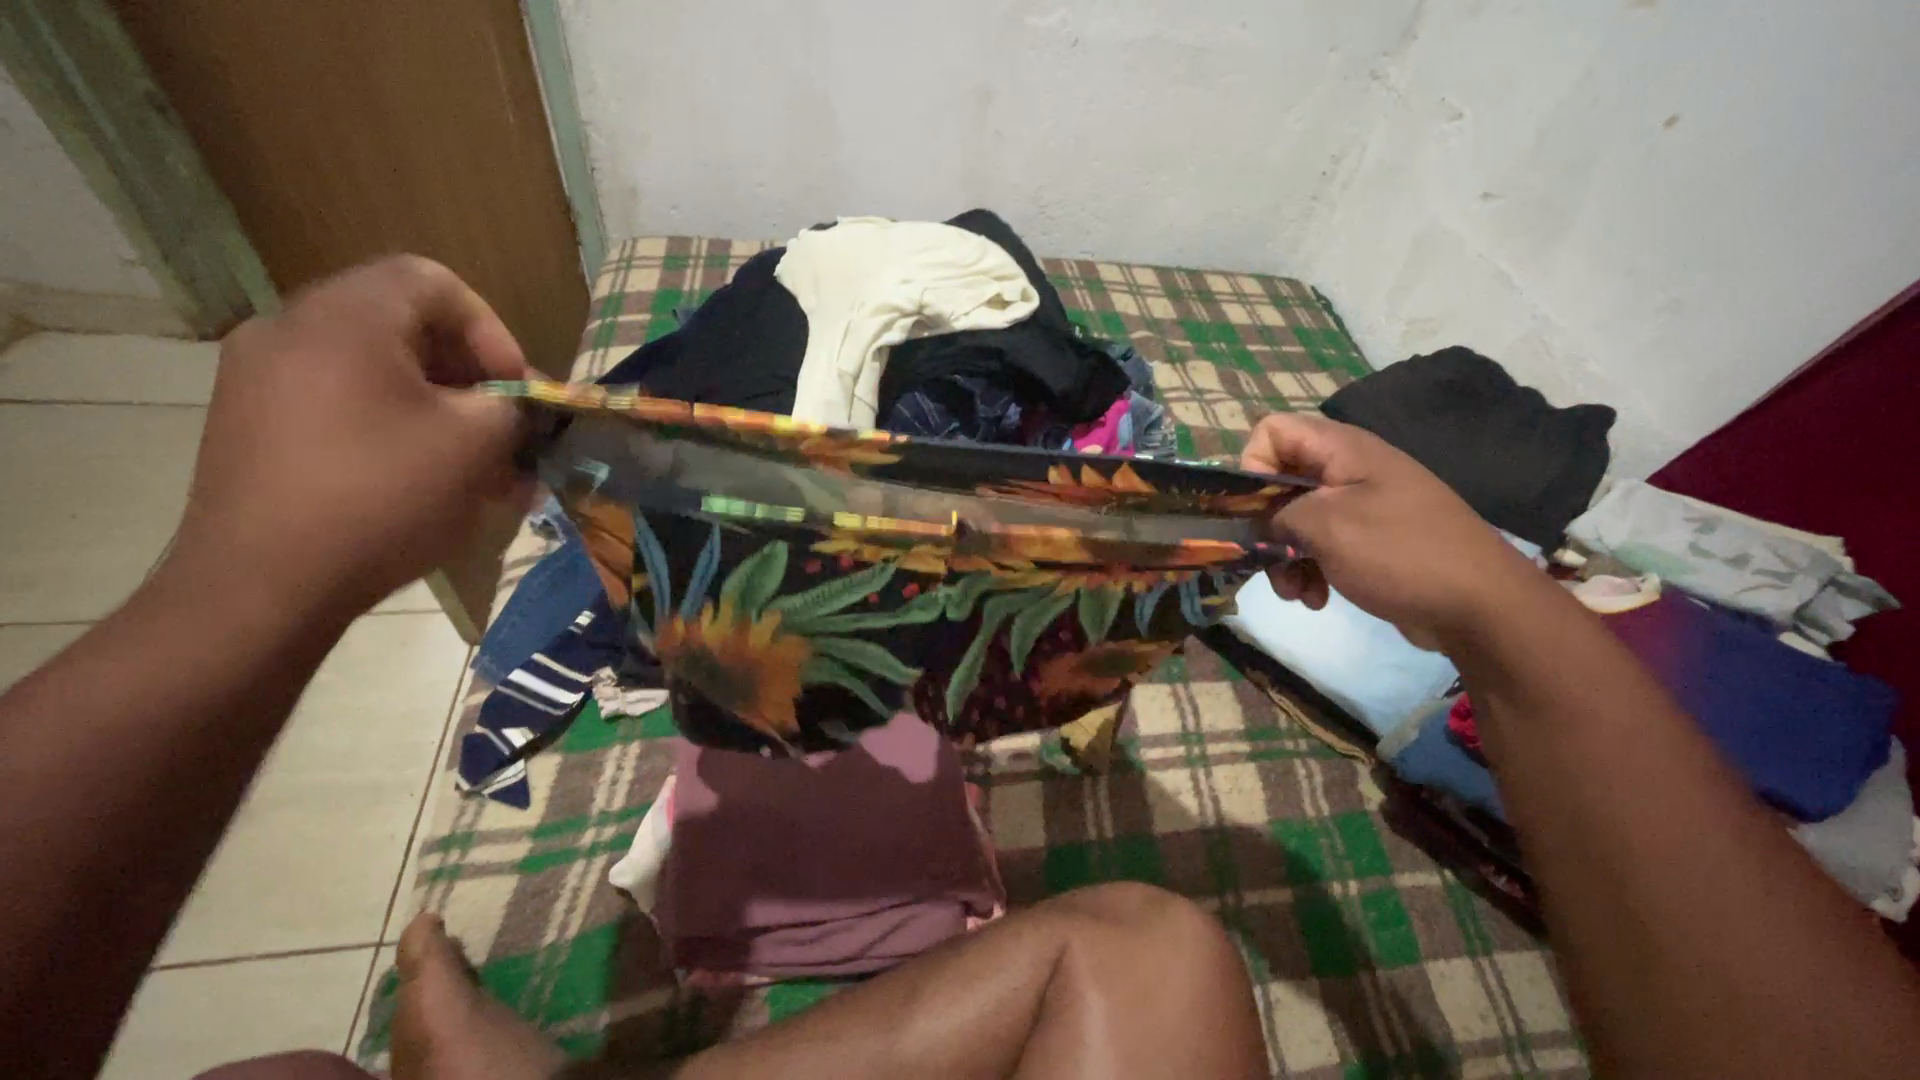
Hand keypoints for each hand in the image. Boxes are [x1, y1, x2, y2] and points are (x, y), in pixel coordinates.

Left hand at [165, 256, 530, 619]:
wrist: (262, 585)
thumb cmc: (382, 496)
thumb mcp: (475, 444)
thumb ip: (511, 408)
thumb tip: (516, 408)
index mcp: (345, 317)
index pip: (434, 282)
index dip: (491, 331)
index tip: (515, 391)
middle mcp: (292, 330)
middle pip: (405, 328)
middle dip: (471, 380)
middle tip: (506, 433)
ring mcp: (261, 380)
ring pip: (377, 375)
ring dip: (440, 414)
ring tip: (480, 474)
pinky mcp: (252, 427)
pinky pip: (341, 407)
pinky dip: (393, 432)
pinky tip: (427, 487)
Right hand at [1240, 412, 1538, 647]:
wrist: (1480, 605)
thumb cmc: (1400, 554)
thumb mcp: (1327, 527)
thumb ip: (1279, 514)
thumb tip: (1263, 522)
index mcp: (1343, 450)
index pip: (1273, 431)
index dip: (1253, 465)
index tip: (1256, 510)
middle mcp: (1350, 469)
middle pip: (1280, 482)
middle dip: (1267, 525)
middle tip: (1269, 561)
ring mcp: (1363, 506)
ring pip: (1297, 520)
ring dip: (1286, 557)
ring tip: (1296, 593)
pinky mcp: (1370, 541)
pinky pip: (1322, 545)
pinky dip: (1311, 571)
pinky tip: (1318, 599)